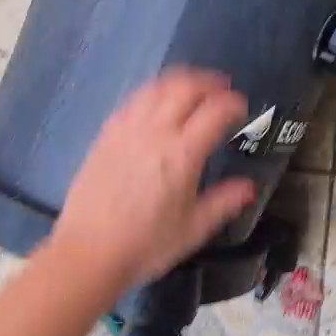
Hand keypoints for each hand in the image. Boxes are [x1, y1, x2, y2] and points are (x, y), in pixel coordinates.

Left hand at [48, 68, 256, 284]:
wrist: (87, 254)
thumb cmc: (146, 244)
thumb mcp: (193, 229)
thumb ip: (223, 202)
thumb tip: (248, 187)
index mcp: (182, 154)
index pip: (215, 111)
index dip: (233, 102)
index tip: (242, 107)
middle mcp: (155, 133)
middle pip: (185, 88)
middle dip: (208, 83)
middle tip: (221, 90)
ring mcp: (126, 131)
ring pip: (156, 88)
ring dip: (179, 81)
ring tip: (192, 89)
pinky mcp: (105, 136)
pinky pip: (132, 101)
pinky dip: (151, 93)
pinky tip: (156, 103)